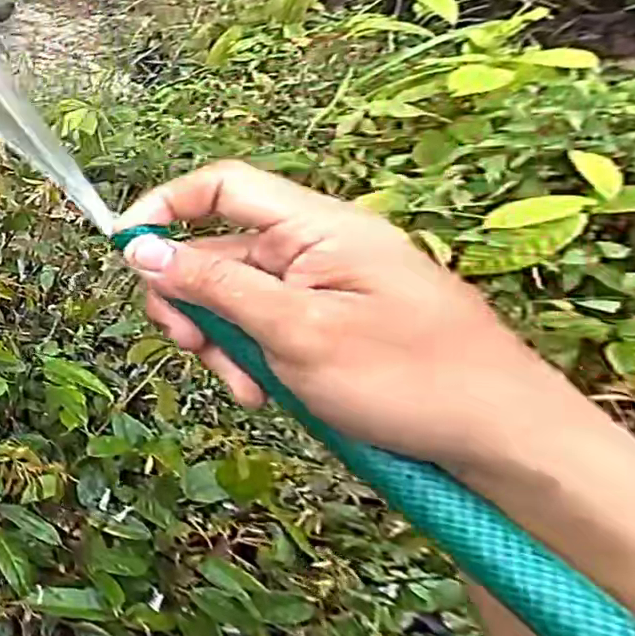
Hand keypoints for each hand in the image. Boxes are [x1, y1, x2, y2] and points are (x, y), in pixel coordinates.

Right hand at [113, 160, 605, 472]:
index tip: (124, 246)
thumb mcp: (294, 331)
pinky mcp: (313, 321)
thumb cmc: (413, 381)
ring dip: (213, 337)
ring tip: (237, 382)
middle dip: (186, 297)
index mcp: (316, 227)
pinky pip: (251, 324)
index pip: (220, 186)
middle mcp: (309, 247)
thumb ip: (211, 284)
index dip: (163, 206)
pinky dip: (240, 354)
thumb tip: (138, 249)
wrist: (510, 449)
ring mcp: (311, 286)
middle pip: (210, 250)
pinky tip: (257, 389)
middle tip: (185, 343)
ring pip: (223, 295)